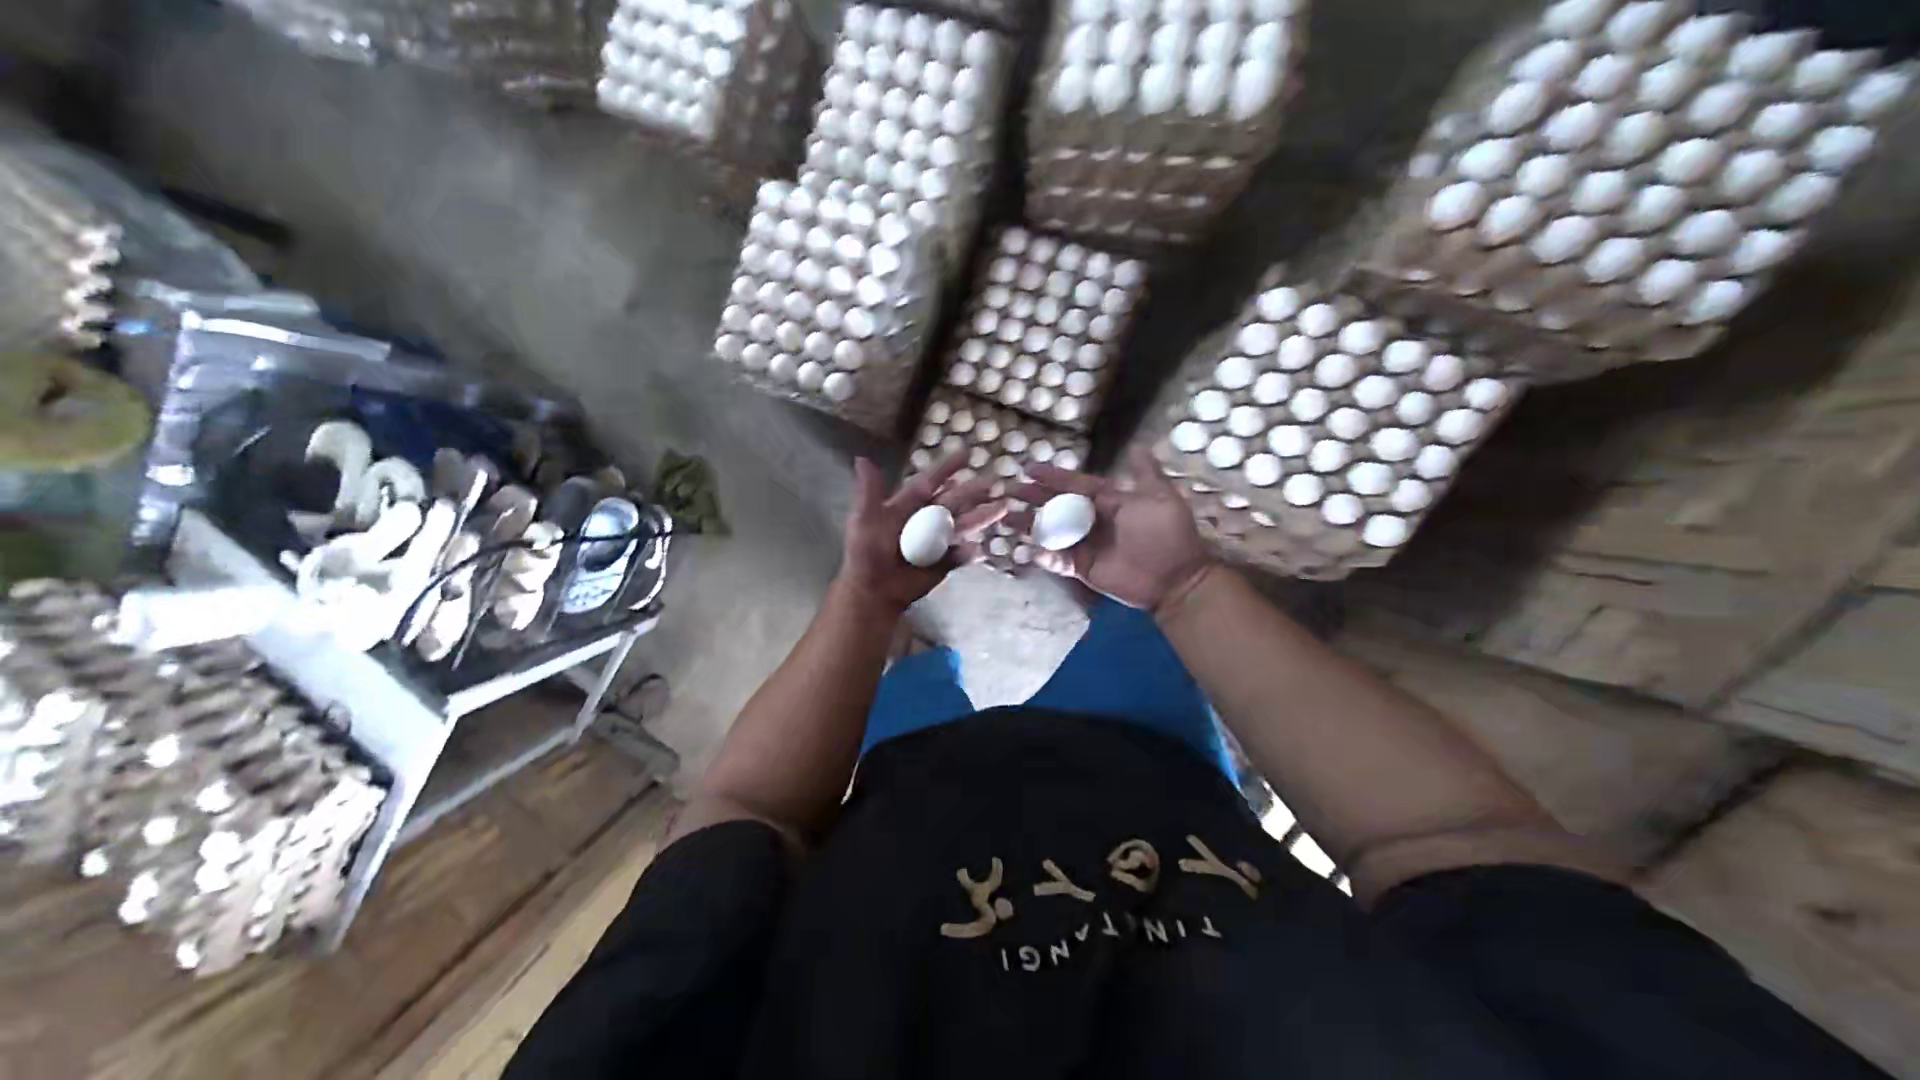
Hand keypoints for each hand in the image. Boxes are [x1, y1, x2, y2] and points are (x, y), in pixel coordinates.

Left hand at [836, 451, 1006, 616]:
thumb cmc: (866, 553)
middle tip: (993, 482)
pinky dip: (970, 552)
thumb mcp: (864, 519)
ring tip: (1002, 507)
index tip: (967, 454)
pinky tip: (977, 548)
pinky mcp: (945, 562)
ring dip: (981, 517)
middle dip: (973, 492)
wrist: (873, 591)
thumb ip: (869, 491)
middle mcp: (926, 520)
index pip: (930, 482)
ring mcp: (938, 541)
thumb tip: (862, 458)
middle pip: (954, 502)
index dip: (947, 468)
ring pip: (963, 525)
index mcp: (908, 505)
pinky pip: (961, 554)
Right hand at [1010, 447, 1215, 614]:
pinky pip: (1058, 559)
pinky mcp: (1082, 568)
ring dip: (1029, 524)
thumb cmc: (1165, 534)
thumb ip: (1145, 473)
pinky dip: (1044, 555)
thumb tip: (1138, 447)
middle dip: (1033, 498)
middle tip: (1007, 492)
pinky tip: (1030, 550)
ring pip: (1052, 531)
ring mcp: (1086, 544)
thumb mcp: (1159, 497)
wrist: (1174, 577)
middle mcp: (1093, 519)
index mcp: (1108, 500)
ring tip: (1006, 518)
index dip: (1053, 477)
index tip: (1028, 469)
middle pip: (1056, 506)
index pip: (1075, 484)